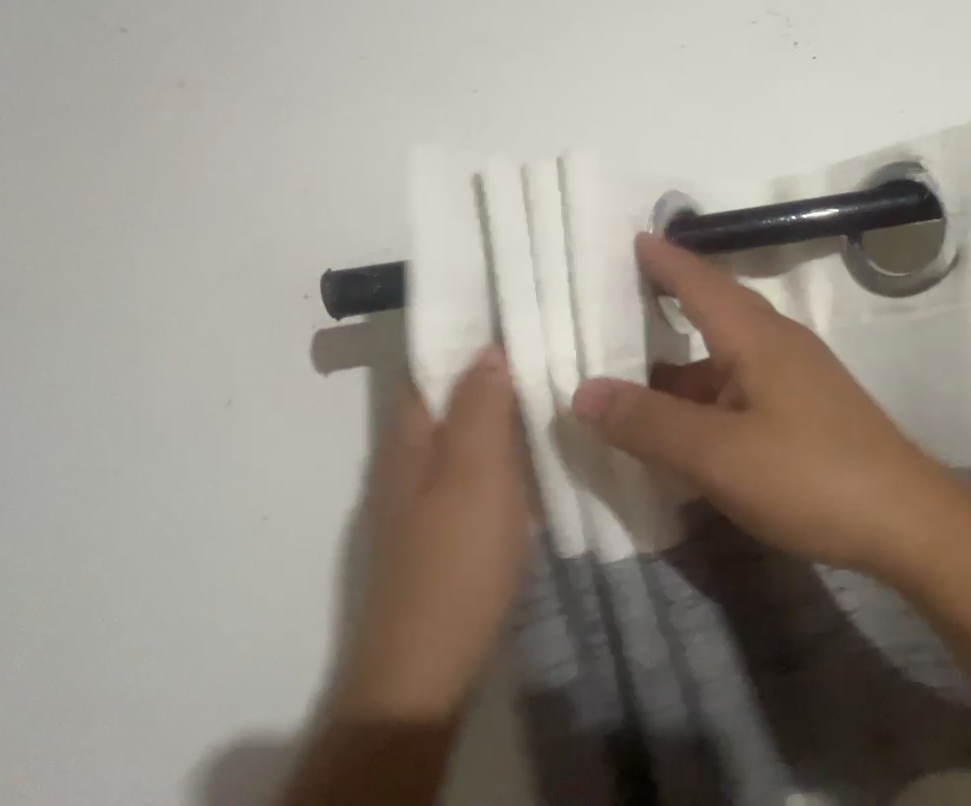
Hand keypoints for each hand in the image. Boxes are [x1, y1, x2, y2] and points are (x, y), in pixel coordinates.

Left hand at [334, 348, 529, 719]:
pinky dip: (509, 454)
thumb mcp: (476, 473)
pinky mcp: (450, 531)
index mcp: (410, 437)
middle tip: (556, 342)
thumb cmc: (455, 559)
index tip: (517, 305)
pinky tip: (546, 454)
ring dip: (504, 412)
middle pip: (450, 398)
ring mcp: (428, 499)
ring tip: (561, 387)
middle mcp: (411, 460)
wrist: (428, 664)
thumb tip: (488, 346)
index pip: (429, 363)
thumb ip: (481, 406)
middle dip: (493, 368)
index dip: (465, 332)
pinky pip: (481, 472)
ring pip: (469, 436)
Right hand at [570, 233, 963, 574]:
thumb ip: (648, 423)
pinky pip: (741, 391)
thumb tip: (582, 391)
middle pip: (713, 314)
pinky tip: (682, 432)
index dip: (663, 261)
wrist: (906, 521)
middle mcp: (778, 347)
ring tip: (626, 381)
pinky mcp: (806, 415)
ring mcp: (797, 381)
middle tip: (610, 307)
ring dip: (680, 368)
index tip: (628, 238)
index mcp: (757, 338)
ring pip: (725, 361)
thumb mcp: (717, 455)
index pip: (700, 281)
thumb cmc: (810, 476)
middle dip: (665, 307)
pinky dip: (705, 401)